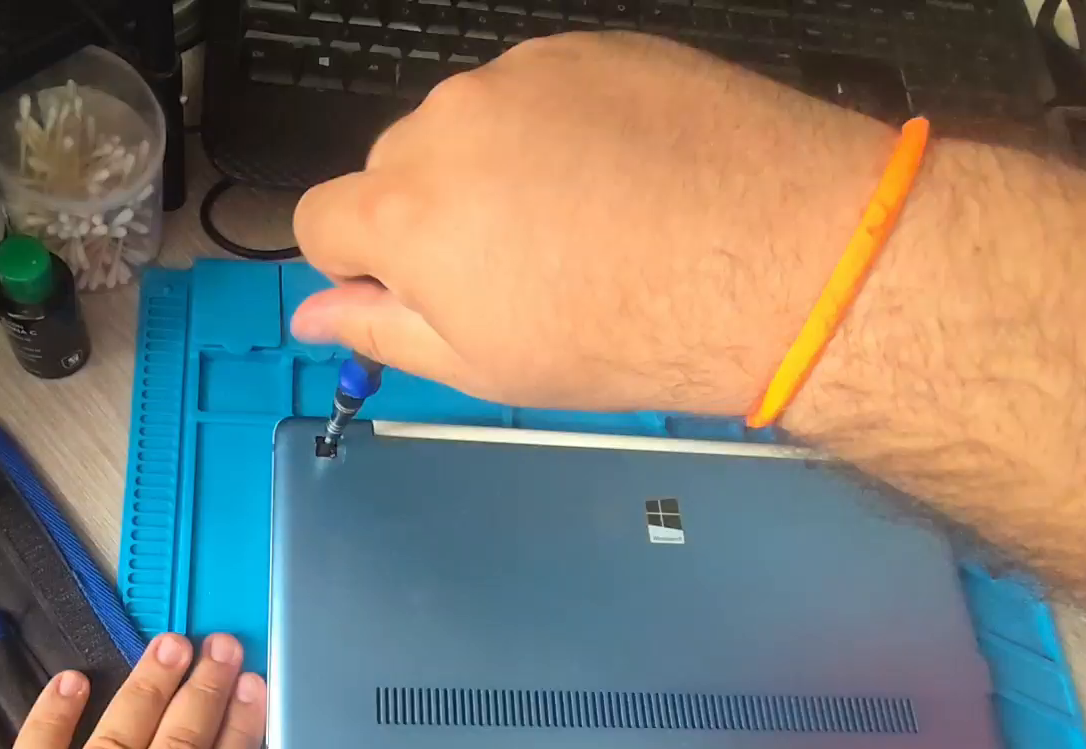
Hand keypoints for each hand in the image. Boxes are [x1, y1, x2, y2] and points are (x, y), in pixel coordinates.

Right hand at [290, 31, 903, 413]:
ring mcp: (517, 76)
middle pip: (385, 172)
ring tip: (558, 226)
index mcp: (403, 213)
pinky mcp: (582, 48)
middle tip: (495, 270)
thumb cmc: (614, 334)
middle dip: (417, 221)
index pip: (316, 218)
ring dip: (477, 176)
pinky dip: (536, 136)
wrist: (769, 263)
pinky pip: (521, 95)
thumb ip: (378, 330)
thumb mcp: (475, 363)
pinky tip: (597, 181)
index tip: (398, 288)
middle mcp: (445, 126)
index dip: (350, 264)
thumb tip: (316, 317)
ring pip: (453, 131)